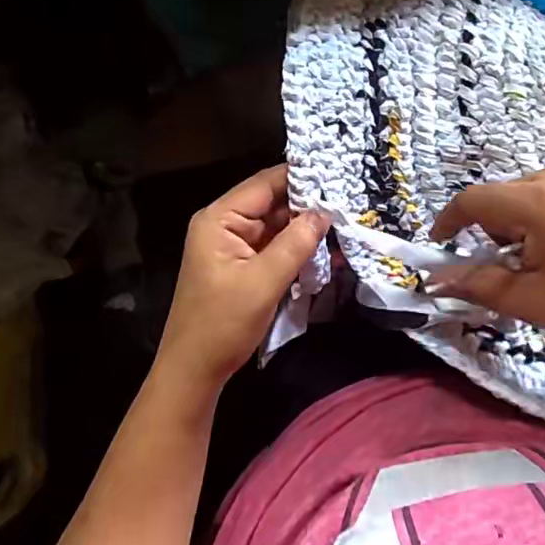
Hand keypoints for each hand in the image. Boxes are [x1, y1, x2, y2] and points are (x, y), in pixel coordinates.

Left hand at [157, 164, 329, 389]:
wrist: (194, 371)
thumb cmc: (222, 324)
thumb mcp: (263, 282)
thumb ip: (295, 244)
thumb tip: (325, 213)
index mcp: (219, 219)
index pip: (264, 184)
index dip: (301, 176)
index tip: (338, 173)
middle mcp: (225, 223)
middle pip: (273, 201)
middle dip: (309, 203)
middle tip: (350, 199)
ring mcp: (234, 244)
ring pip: (278, 224)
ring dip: (307, 226)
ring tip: (347, 220)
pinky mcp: (244, 263)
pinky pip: (276, 245)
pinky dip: (299, 247)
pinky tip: (329, 247)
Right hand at [429, 163, 544, 374]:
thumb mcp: (533, 300)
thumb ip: (478, 283)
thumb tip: (437, 279)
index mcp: (540, 200)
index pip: (474, 200)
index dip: (449, 223)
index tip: (440, 249)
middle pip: (499, 197)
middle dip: (490, 232)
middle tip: (509, 271)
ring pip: (522, 195)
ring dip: (515, 226)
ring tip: (542, 264)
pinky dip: (539, 219)